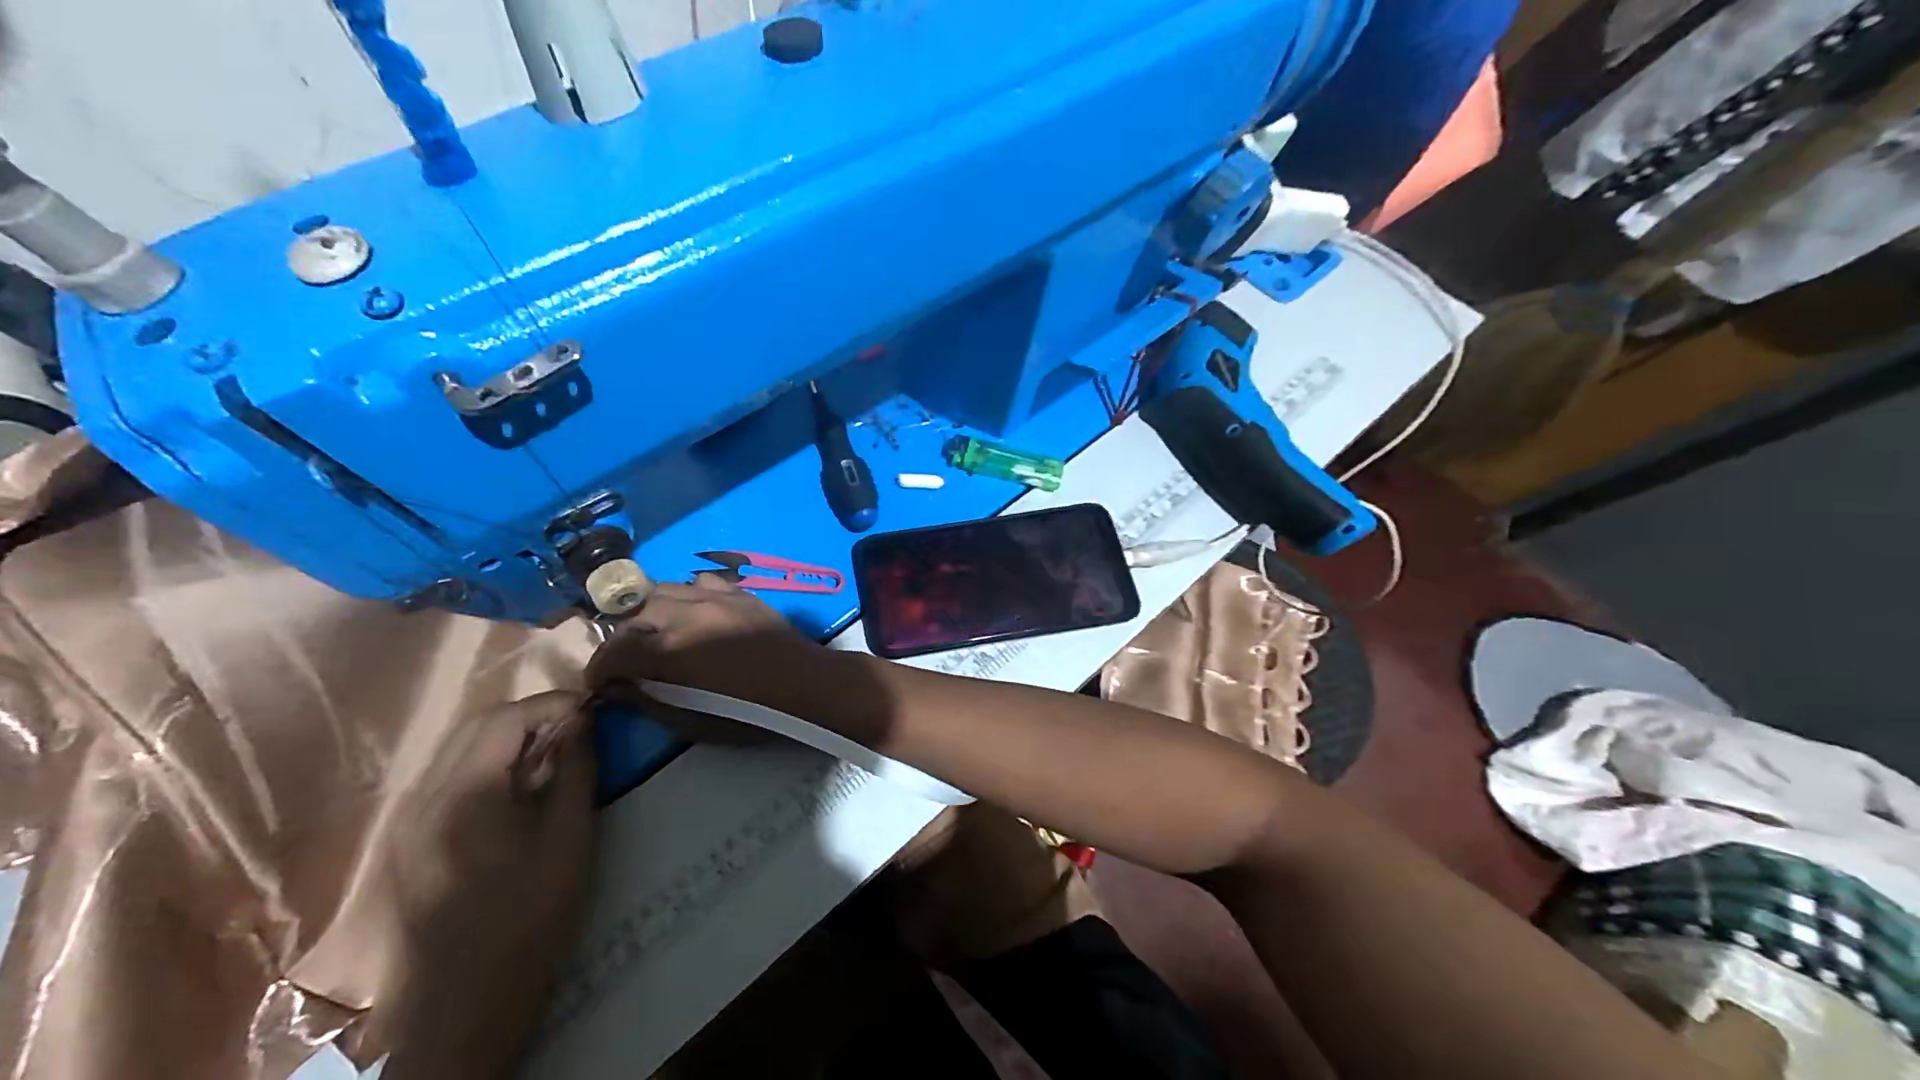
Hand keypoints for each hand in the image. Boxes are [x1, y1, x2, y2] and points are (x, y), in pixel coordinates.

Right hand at [585, 573, 826, 706]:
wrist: (802, 684)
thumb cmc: (747, 713)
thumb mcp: (690, 720)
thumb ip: (647, 699)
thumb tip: (615, 688)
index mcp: (669, 650)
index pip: (614, 651)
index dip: (599, 669)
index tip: (600, 683)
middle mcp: (684, 614)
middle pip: (635, 614)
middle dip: (624, 638)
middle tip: (631, 660)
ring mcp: (713, 597)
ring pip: (664, 591)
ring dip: (652, 612)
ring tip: (658, 632)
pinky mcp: (737, 592)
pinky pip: (700, 583)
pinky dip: (687, 595)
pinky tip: (694, 612)